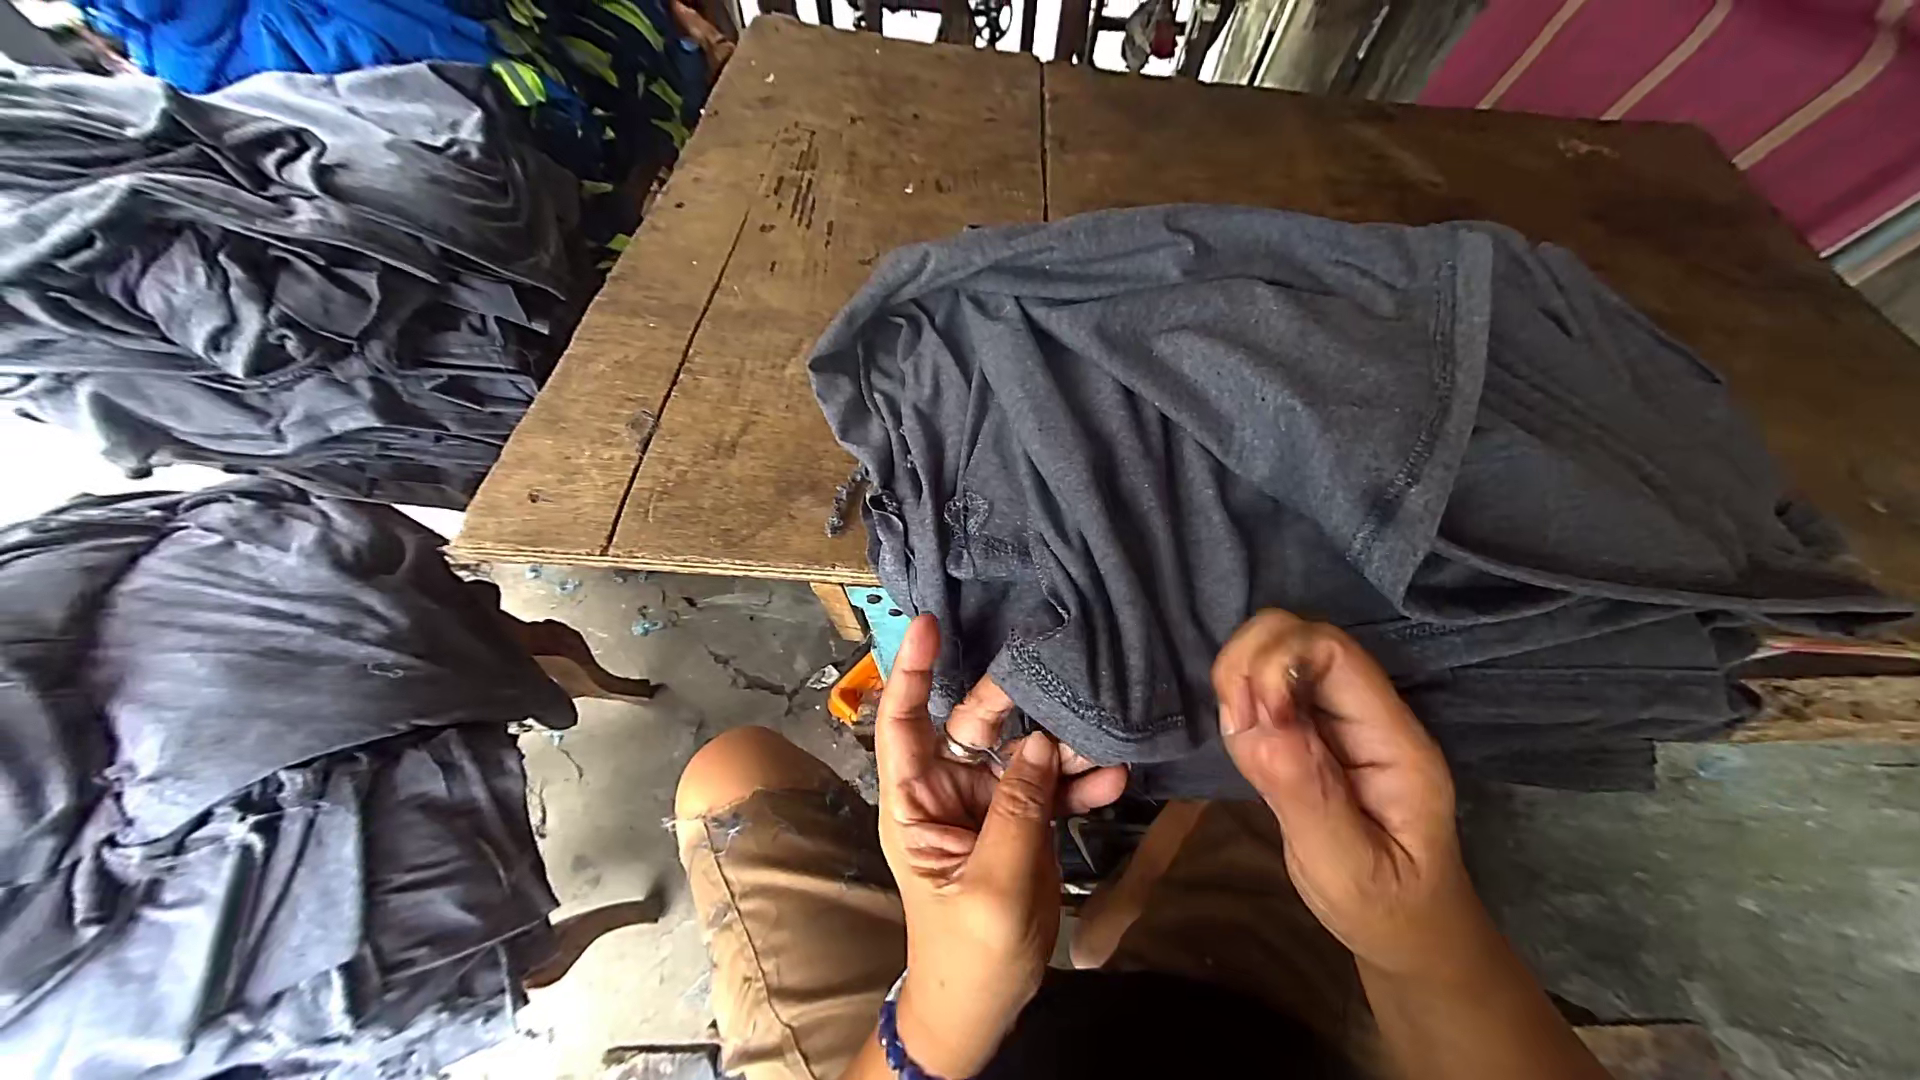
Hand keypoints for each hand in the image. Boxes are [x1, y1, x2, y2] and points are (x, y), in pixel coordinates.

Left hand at [875, 615, 1126, 1075]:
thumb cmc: (967, 954)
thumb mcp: (990, 886)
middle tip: (1056, 677)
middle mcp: (947, 787)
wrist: (982, 1006)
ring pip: (1021, 751)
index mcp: (915, 798)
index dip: (913, 669)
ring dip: (1061, 744)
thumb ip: (1015, 811)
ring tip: (1104, 737)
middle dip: (1014, 701)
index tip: (928, 624)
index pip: (903, 719)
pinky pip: (1048, 786)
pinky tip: (1114, 777)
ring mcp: (986, 800)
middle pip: (976, 724)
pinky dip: (1078, 782)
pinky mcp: (1019, 817)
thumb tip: (1041, 744)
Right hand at [1211, 610, 1487, 977]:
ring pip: (1269, 648)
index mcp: (1392, 737)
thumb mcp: (1350, 870)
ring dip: (1235, 680)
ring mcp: (1329, 713)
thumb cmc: (1388, 908)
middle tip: (1237, 727)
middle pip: (1294, 632)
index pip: (1332, 650)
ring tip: (1241, 740)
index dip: (1277, 663)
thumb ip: (1307, 795)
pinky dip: (1233, 696)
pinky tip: (1242, 740)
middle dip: (1247, 663)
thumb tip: (1259, 724)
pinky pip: (1256, 682)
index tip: (1256, 724)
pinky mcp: (1299, 724)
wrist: (1404, 929)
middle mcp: (1361, 710)